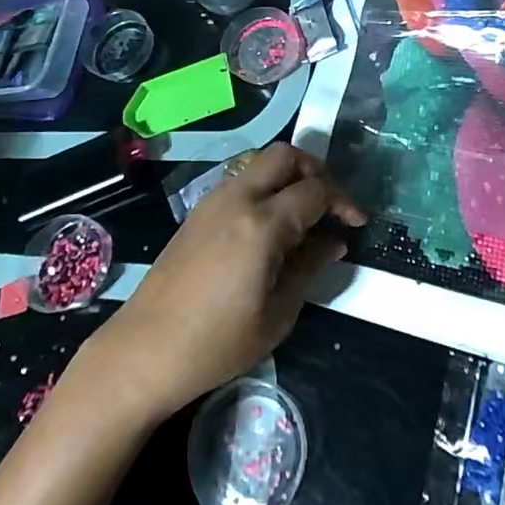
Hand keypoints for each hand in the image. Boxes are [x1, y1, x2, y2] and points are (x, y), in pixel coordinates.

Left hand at [85, 143, 365, 419]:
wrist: (145, 349)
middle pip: (284, 155)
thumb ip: (310, 267)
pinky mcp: (197, 213)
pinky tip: (272, 227)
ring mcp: (211, 202)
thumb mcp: (277, 313)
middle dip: (316, 171)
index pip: (314, 191)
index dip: (343, 202)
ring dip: (287, 177)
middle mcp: (236, 199)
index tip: (358, 223)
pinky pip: (240, 183)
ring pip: (259, 164)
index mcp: (261, 224)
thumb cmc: (217, 343)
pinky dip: (264, 189)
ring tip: (305, 217)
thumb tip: (334, 240)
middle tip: (331, 206)